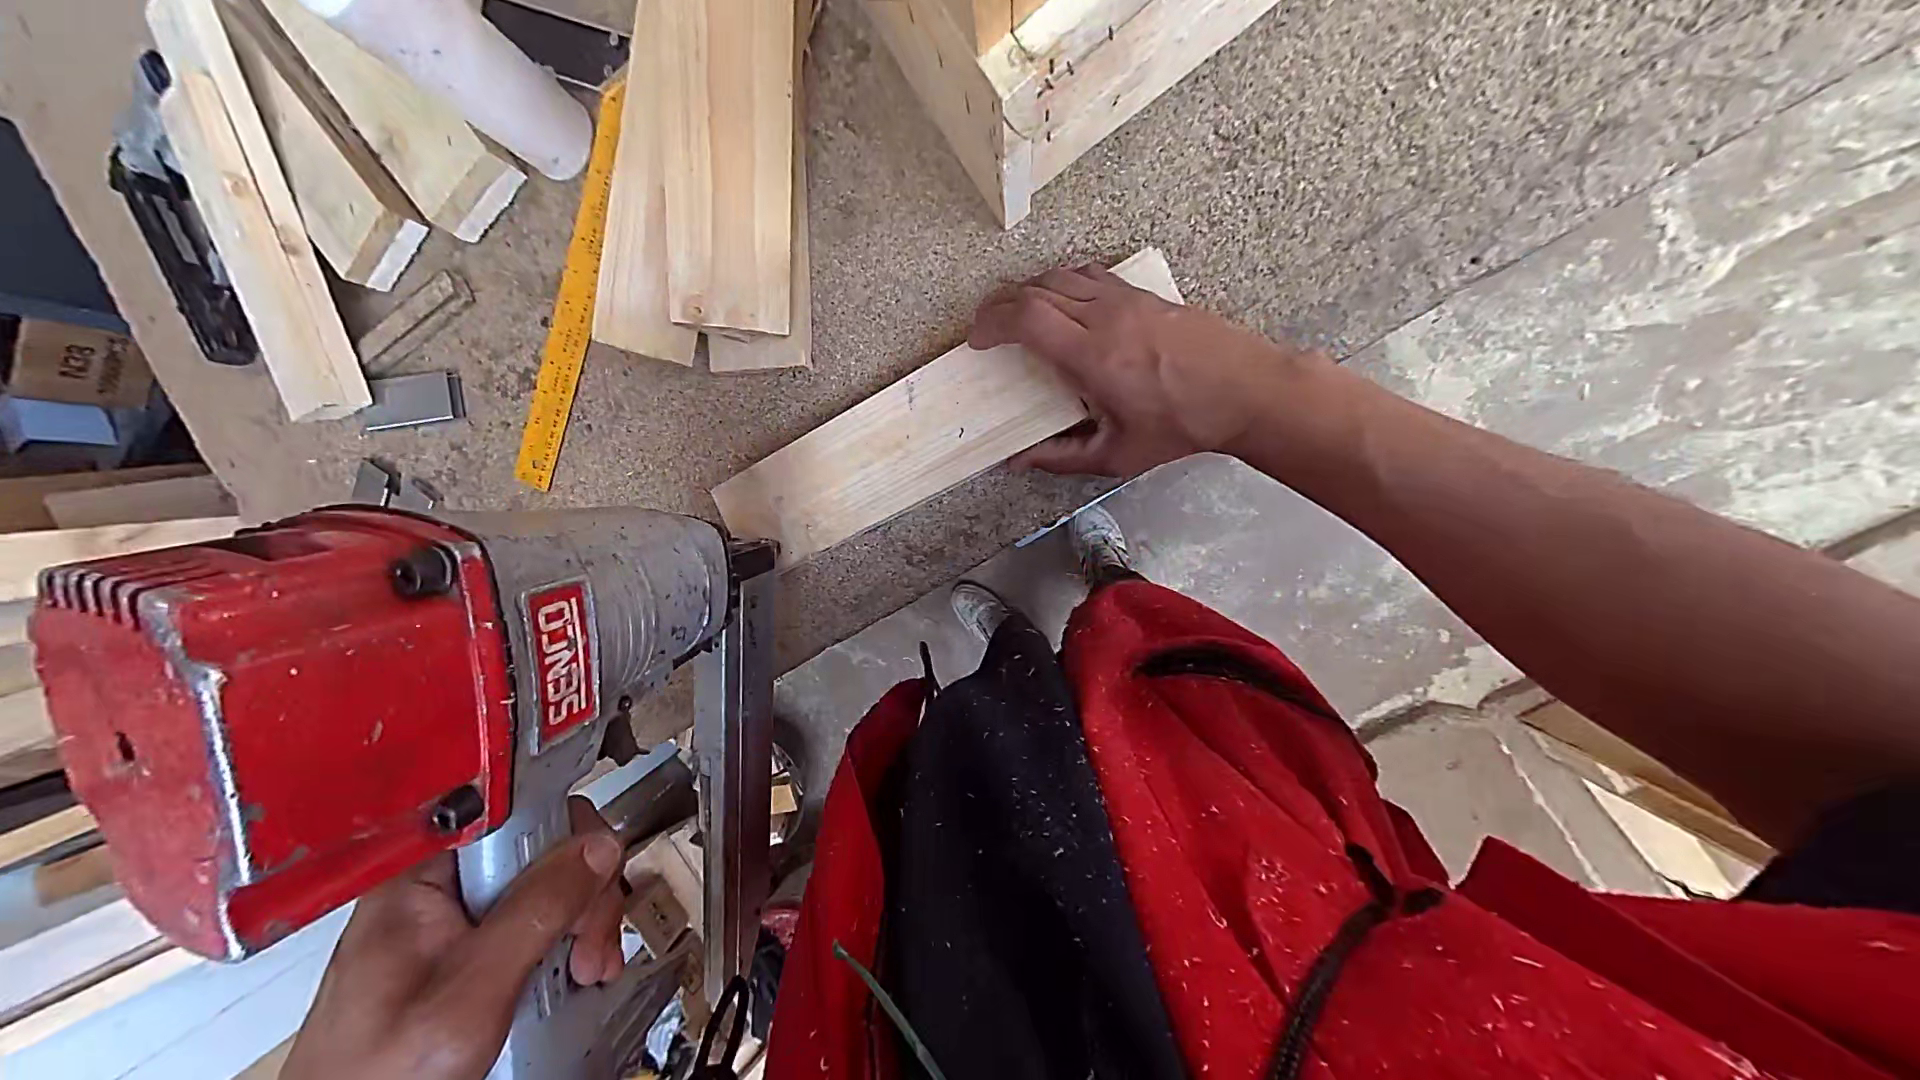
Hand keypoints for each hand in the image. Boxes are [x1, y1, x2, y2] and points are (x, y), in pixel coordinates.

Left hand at [280, 797, 626, 1079]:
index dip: (565, 835)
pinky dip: (570, 941)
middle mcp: (442, 887)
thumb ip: (536, 912)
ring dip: (584, 921)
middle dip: (584, 891)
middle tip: (590, 941)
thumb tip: (598, 846)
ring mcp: (461, 917)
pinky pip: (543, 916)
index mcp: (420, 879)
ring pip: (553, 881)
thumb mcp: (469, 994)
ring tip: (584, 967)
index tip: (591, 874)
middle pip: (545, 846)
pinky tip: (571, 971)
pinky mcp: (477, 944)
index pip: (516, 810)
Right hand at [968, 263, 1336, 476]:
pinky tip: (1062, 301)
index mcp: (1093, 357)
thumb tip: (1019, 461)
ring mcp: (1127, 301)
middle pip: (1035, 290)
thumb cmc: (1183, 425)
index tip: (977, 340)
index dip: (991, 323)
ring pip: (1061, 277)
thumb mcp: (1117, 454)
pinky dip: (1063, 283)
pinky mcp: (1145, 295)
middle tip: (985, 326)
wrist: (1247, 391)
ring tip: (1015, 313)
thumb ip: (1061, 458)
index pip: (1027, 319)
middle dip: (999, 305)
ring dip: (1029, 290)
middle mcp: (1106, 319)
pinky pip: (1090, 276)